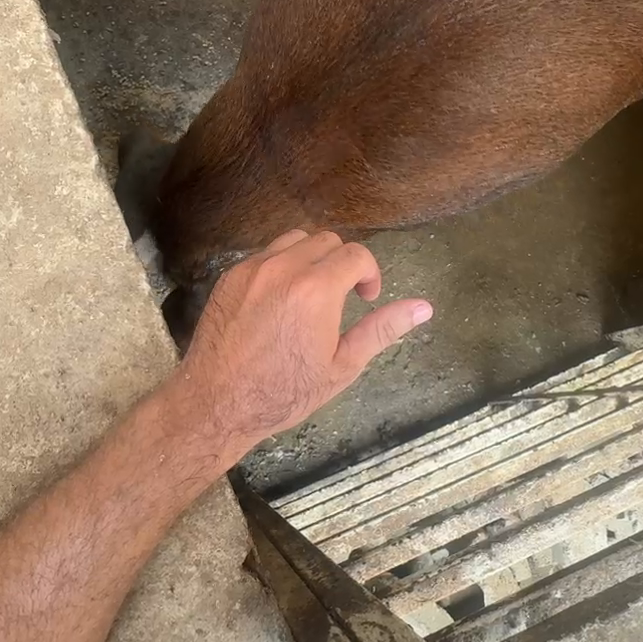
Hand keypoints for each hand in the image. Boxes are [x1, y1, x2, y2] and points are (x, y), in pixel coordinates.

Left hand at [163, 230, 431, 463]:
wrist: (218, 402)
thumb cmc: (284, 392)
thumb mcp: (341, 366)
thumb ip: (382, 329)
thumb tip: (424, 307)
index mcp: (316, 290)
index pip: (356, 254)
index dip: (370, 273)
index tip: (367, 298)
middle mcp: (283, 268)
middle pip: (327, 240)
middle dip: (343, 263)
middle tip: (343, 298)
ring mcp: (252, 268)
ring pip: (294, 239)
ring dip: (312, 257)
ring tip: (312, 294)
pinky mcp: (230, 276)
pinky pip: (265, 254)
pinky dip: (282, 265)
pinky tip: (281, 300)